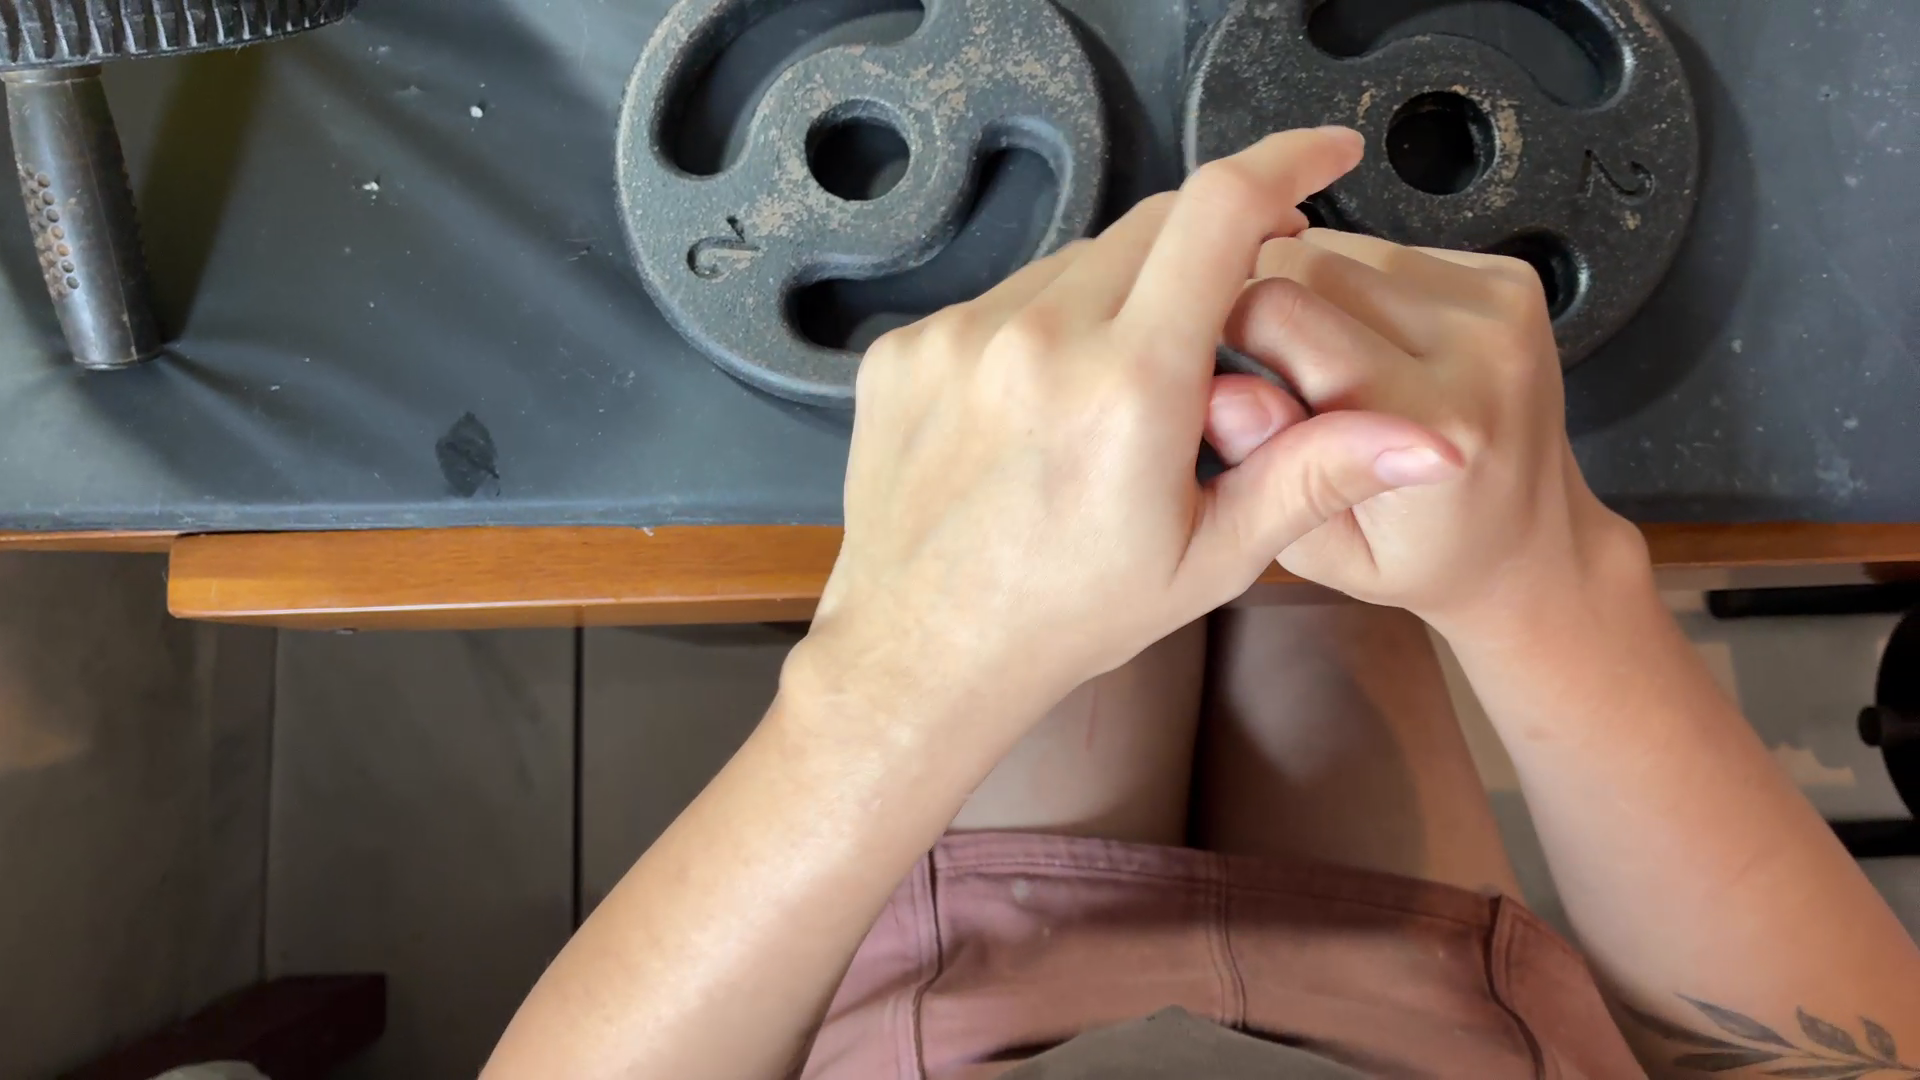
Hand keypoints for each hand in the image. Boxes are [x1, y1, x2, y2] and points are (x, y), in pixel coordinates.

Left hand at [792, 128, 1463, 738]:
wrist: (925, 651)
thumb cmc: (1067, 618)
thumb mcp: (1203, 561)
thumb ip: (1312, 476)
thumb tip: (1433, 438)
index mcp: (1127, 386)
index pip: (1219, 212)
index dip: (1282, 164)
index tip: (1319, 159)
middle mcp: (1033, 339)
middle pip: (1145, 230)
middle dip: (1197, 255)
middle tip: (1207, 325)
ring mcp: (953, 340)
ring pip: (1065, 267)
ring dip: (1108, 300)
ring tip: (1105, 393)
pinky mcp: (902, 352)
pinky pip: (993, 305)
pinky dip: (1034, 329)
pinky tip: (1029, 406)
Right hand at [1202, 228, 1645, 640]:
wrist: (1528, 545)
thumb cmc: (1413, 558)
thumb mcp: (1316, 551)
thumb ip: (1265, 475)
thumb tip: (1213, 393)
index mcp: (1425, 419)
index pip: (1278, 312)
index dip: (1224, 331)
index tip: (1216, 372)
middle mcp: (1474, 344)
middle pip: (1303, 263)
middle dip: (1259, 307)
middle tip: (1257, 371)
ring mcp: (1497, 303)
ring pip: (1337, 245)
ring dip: (1304, 295)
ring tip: (1312, 364)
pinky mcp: (1506, 278)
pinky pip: (1381, 250)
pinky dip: (1348, 288)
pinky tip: (1357, 344)